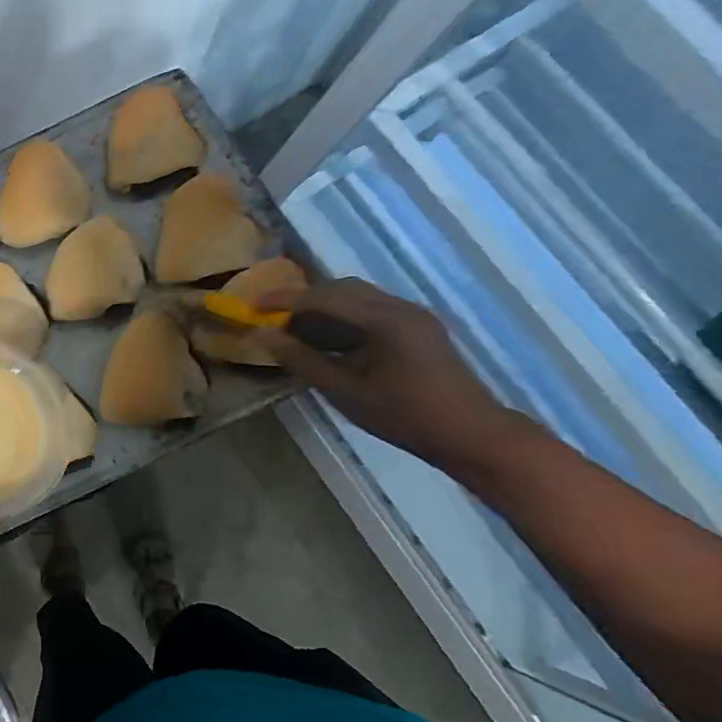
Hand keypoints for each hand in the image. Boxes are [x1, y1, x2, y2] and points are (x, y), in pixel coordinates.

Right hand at [255, 278, 531, 470]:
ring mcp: (413, 314)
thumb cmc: (403, 416)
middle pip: (342, 289)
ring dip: (324, 308)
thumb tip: (263, 336)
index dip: (284, 300)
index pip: (323, 297)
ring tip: (296, 331)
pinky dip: (344, 318)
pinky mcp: (418, 327)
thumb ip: (303, 361)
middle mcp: (400, 306)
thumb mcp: (345, 391)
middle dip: (304, 300)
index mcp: (384, 319)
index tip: (253, 306)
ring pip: (358, 297)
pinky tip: (329, 341)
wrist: (468, 432)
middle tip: (273, 319)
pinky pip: (372, 310)